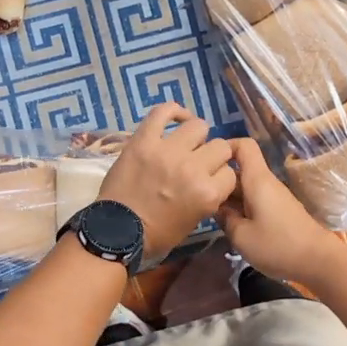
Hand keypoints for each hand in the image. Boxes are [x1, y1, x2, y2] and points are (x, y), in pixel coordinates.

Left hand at [98, 103, 236, 255]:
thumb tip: (214, 177)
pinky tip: (177, 119)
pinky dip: (174, 111)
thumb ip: (209, 196)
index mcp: (207, 193)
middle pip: (220, 147)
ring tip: (186, 144)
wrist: (117, 232)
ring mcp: (167, 151)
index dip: (221, 176)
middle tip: (198, 163)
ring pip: (199, 126)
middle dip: (213, 156)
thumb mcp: (195, 221)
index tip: (211, 179)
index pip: (230, 172)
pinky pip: (163, 112)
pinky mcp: (144, 141)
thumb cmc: (157, 234)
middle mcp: (193, 168)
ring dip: (196, 136)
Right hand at [220, 139, 345, 283]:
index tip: (207, 163)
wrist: (318, 260)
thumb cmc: (277, 245)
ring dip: (229, 196)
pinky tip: (231, 224)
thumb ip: (224, 219)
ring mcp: (274, 197)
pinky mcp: (279, 211)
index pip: (243, 145)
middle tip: (199, 196)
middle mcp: (266, 183)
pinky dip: (241, 207)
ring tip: (210, 212)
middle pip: (240, 169)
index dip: (225, 147)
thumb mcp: (241, 236)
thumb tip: (216, 207)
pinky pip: (255, 200)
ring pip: (246, 187)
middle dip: (220, 179)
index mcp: (257, 180)